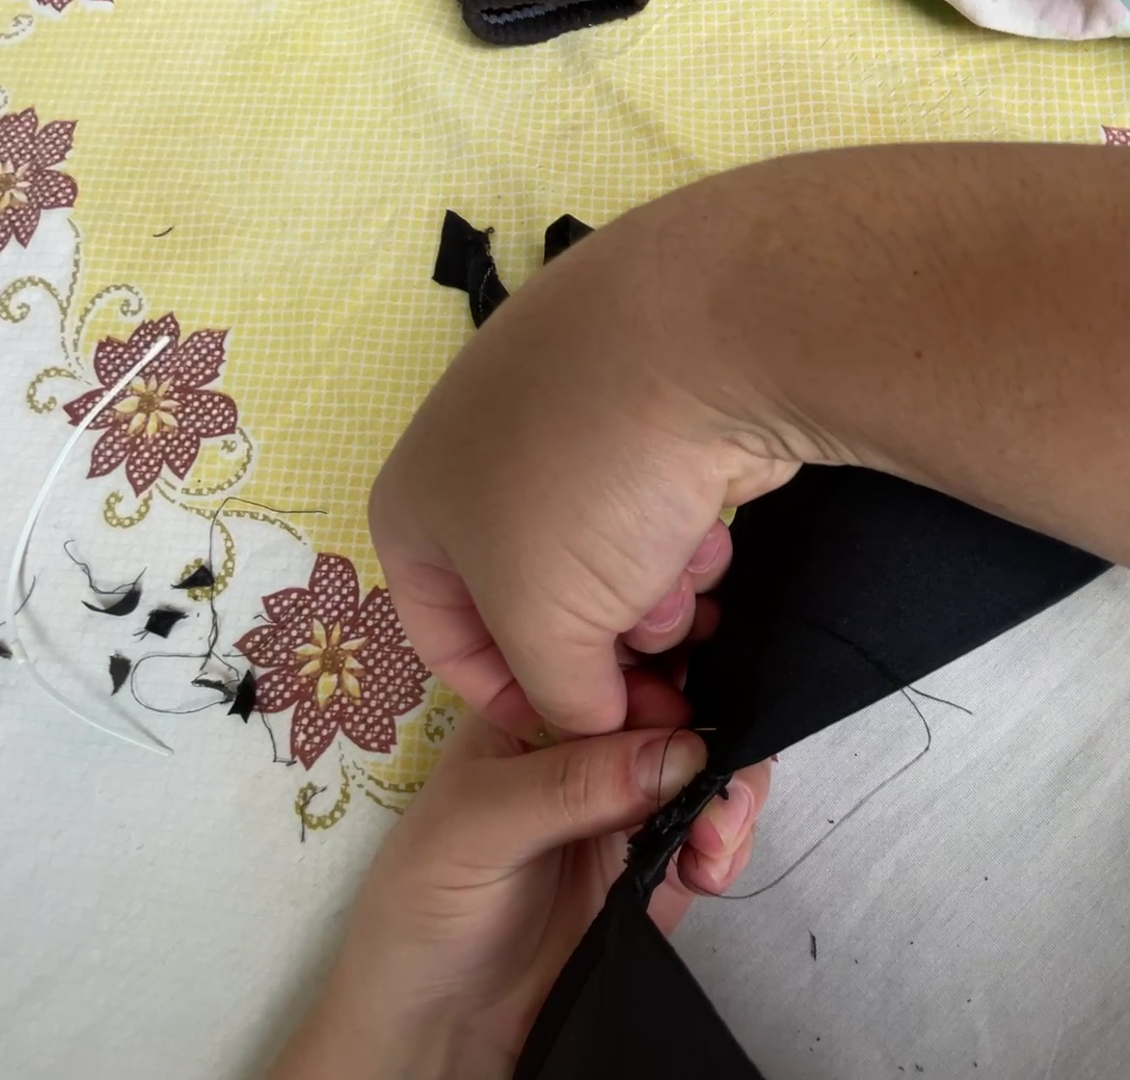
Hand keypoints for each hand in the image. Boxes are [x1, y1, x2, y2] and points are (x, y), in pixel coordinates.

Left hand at [269, 706, 770, 1079]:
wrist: (444, 1030)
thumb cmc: (427, 907)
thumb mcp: (476, 826)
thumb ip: (571, 783)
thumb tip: (682, 750)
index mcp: (543, 704)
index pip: (618, 661)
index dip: (669, 677)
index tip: (689, 724)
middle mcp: (598, 742)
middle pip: (683, 707)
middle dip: (717, 740)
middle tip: (721, 795)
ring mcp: (636, 798)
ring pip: (712, 763)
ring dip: (732, 795)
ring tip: (716, 846)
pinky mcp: (665, 854)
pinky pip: (718, 825)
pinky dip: (732, 839)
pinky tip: (712, 872)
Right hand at [368, 198, 812, 738]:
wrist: (702, 344)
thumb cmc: (586, 486)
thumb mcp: (543, 617)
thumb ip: (560, 693)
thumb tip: (595, 719)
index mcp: (424, 514)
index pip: (450, 641)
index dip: (512, 702)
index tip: (578, 739)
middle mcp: (494, 476)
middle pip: (546, 610)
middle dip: (601, 652)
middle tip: (655, 680)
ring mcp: (578, 448)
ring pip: (613, 574)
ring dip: (650, 603)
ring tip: (676, 588)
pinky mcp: (655, 439)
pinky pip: (662, 529)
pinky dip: (685, 551)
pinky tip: (705, 540)